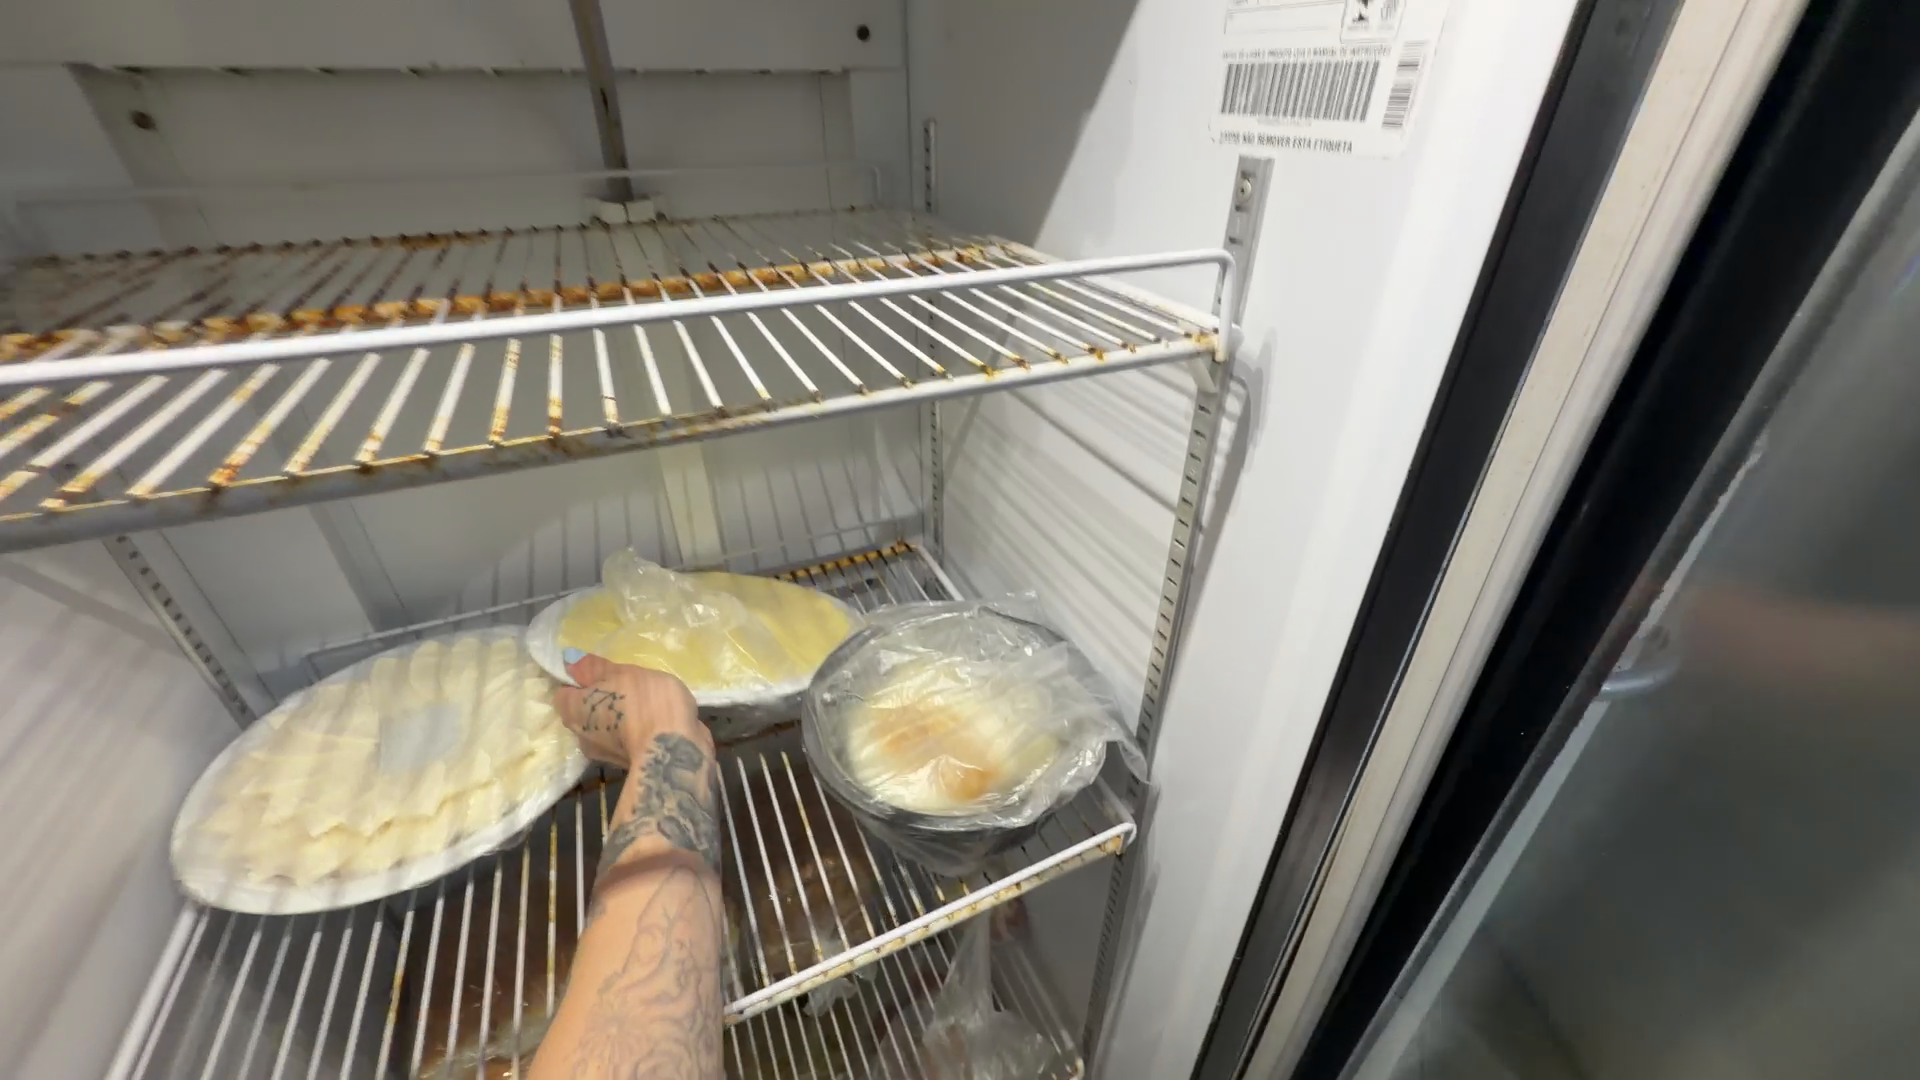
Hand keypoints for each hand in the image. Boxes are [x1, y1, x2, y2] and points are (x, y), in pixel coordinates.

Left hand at [552, 654, 703, 767]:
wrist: (674, 749)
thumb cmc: (644, 703)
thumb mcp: (622, 674)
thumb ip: (594, 667)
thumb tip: (567, 660)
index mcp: (573, 710)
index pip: (563, 694)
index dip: (579, 683)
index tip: (601, 675)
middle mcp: (580, 736)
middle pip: (583, 713)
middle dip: (600, 702)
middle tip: (626, 688)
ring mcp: (603, 755)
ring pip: (604, 730)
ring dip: (618, 720)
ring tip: (646, 707)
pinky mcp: (627, 764)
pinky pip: (626, 742)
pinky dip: (635, 734)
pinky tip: (656, 724)